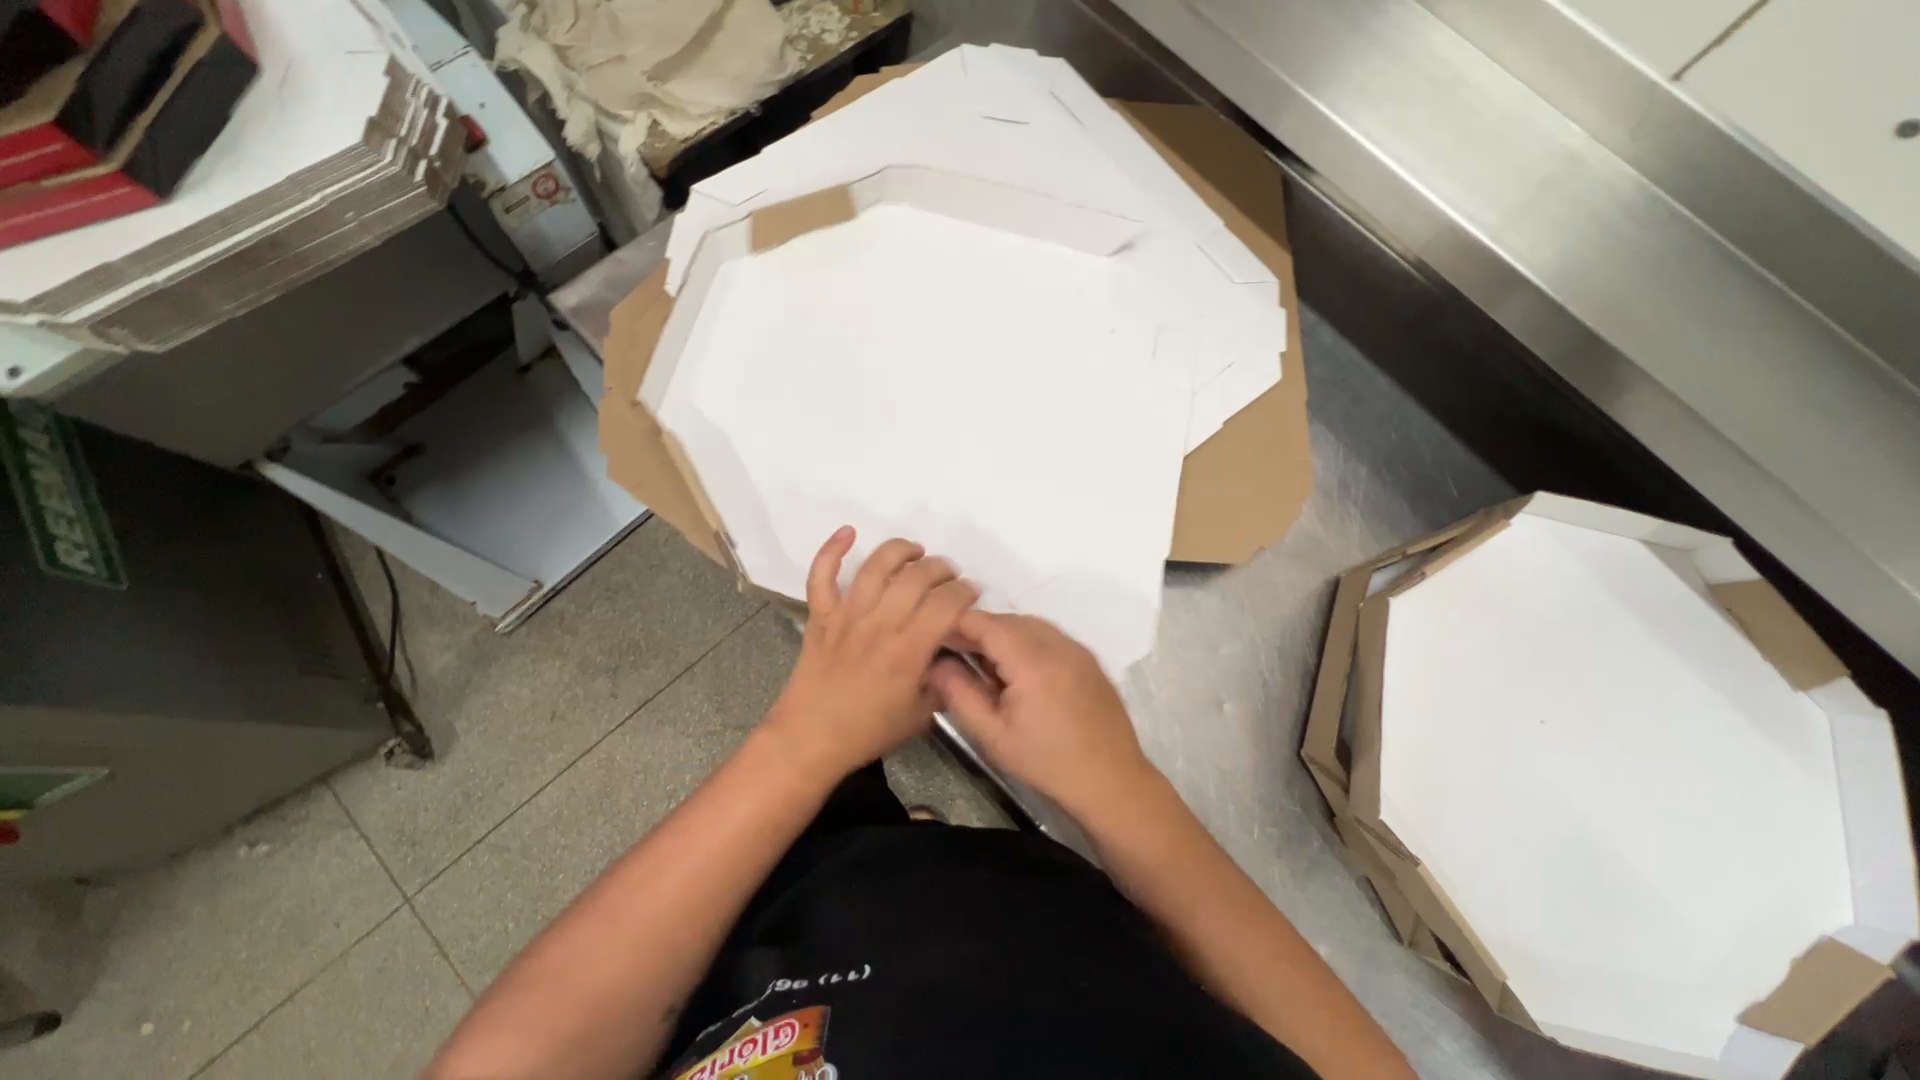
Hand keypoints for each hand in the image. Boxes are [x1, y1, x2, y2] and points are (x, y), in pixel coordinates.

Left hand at [766, 528, 980, 778]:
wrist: (810, 738)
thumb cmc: (868, 731)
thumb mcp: (921, 714)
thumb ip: (943, 682)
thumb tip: (955, 658)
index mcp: (908, 650)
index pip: (947, 603)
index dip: (965, 592)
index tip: (972, 594)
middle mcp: (880, 624)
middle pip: (917, 576)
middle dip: (941, 569)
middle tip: (949, 577)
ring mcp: (847, 615)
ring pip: (876, 566)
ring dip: (901, 551)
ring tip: (916, 552)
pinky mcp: (821, 615)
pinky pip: (822, 575)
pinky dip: (832, 549)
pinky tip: (848, 532)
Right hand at [928, 612, 1159, 818]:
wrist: (1111, 779)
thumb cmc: (1047, 762)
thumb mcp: (993, 735)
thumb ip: (959, 694)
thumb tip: (935, 664)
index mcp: (1033, 662)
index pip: (986, 623)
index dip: (956, 625)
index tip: (936, 640)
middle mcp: (1058, 644)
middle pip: (1008, 619)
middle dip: (979, 630)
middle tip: (956, 655)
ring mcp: (1078, 648)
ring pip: (1030, 624)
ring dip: (1004, 634)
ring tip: (986, 666)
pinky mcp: (1089, 658)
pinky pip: (1050, 636)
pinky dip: (1028, 642)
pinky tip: (1019, 673)